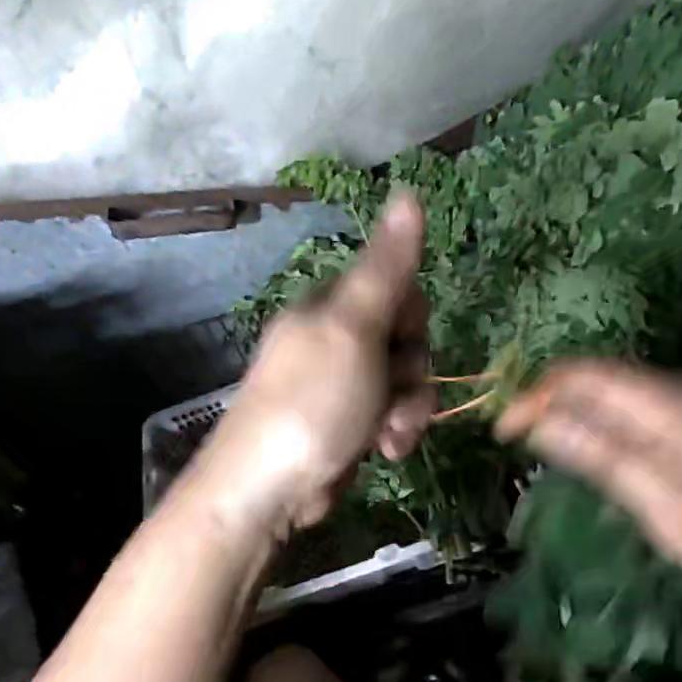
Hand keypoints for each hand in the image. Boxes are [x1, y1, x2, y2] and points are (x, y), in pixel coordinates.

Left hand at [190, 193, 434, 533]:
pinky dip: (394, 432)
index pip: (394, 288)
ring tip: (388, 434)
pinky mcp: (347, 424)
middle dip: (412, 371)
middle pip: (405, 338)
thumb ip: (386, 268)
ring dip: (408, 409)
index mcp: (328, 307)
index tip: (401, 340)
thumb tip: (409, 192)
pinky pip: (390, 414)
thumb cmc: (312, 402)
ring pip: (403, 381)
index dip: (410, 316)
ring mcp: (340, 385)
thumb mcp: (353, 328)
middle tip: (392, 392)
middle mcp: (333, 340)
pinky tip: (384, 451)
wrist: (269, 489)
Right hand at [494, 359, 681, 591]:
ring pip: (616, 390)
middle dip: (550, 401)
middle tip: (517, 442)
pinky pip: (637, 405)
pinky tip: (595, 452)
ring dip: (574, 411)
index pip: (585, 375)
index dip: (536, 394)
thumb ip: (602, 458)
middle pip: (598, 376)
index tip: (502, 431)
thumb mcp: (664, 504)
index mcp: (673, 403)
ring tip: (543, 447)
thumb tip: (539, 422)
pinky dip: (603, 422)